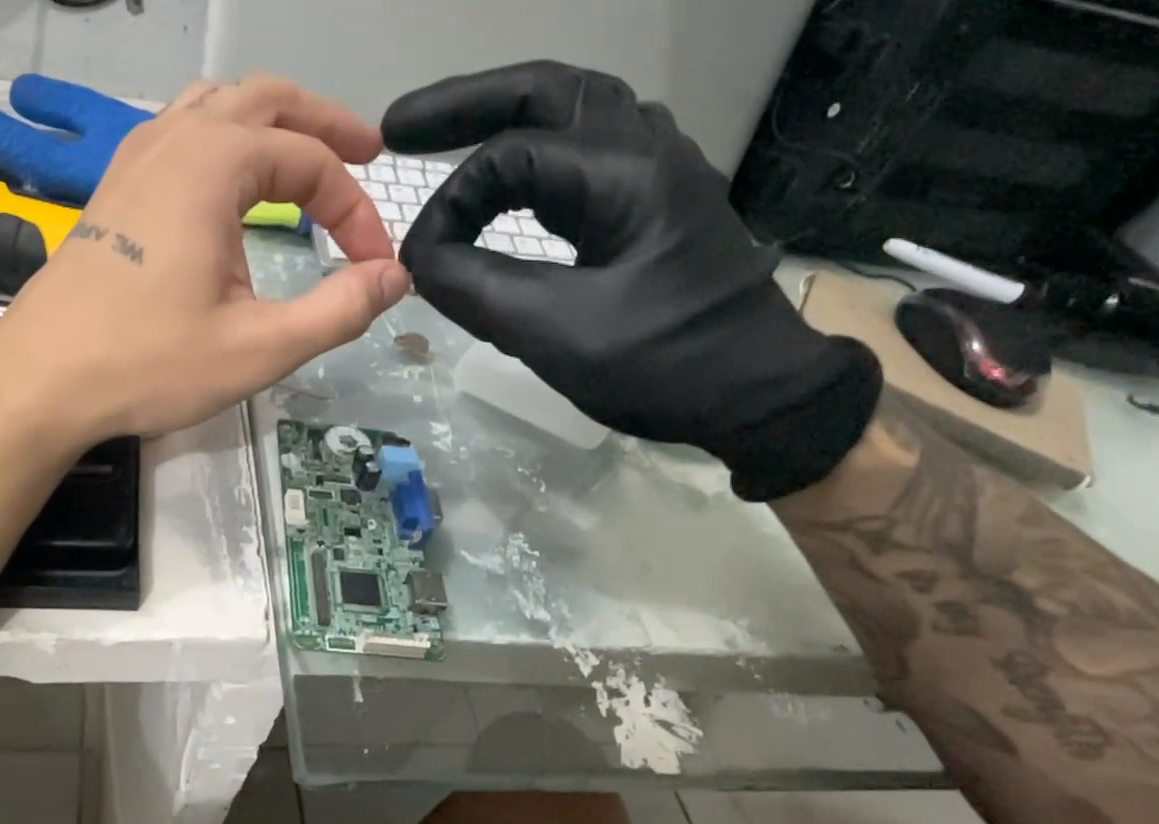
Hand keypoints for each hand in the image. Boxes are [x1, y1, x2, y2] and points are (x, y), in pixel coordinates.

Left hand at [0, 76, 410, 441]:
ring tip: (304, 158)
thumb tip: (394, 278)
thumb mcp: (259, 347)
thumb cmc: (149, 364)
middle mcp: (173, 141)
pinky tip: (229, 184)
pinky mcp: (113, 189)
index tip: (375, 266)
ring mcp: (134, 160)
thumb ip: (338, 310)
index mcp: (213, 166)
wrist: (41, 380)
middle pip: (266, 100)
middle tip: (366, 154)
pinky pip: (178, 134)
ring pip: (216, 106)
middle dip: (323, 126)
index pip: (311, 164)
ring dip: (269, 123)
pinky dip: (223, 141)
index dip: (356, 211)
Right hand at [384, 61, 881, 500]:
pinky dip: (532, 156)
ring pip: (569, 113)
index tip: (418, 263)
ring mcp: (656, 171)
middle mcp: (645, 149)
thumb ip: (478, 289)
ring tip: (439, 139)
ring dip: (501, 118)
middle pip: (544, 92)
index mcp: (627, 172)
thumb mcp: (560, 334)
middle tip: (397, 128)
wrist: (760, 395)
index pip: (509, 157)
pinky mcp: (653, 203)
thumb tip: (418, 261)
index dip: (450, 207)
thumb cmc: (666, 365)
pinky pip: (584, 154)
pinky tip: (506, 183)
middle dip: (464, 106)